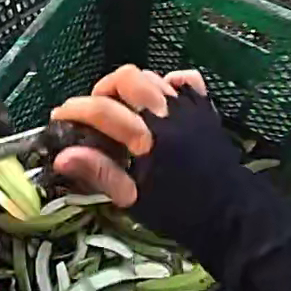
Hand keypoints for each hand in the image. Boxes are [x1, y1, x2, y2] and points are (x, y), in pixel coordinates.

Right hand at [49, 66, 240, 242]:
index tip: (60, 117)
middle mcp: (166, 114)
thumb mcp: (134, 199)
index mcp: (147, 137)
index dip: (75, 109)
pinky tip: (158, 100)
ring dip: (130, 87)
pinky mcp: (204, 109)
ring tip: (123, 108)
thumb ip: (99, 172)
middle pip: (126, 77)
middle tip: (94, 110)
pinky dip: (167, 83)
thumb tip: (62, 156)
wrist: (231, 215)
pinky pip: (184, 80)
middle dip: (103, 88)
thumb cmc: (178, 212)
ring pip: (151, 76)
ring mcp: (188, 107)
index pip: (101, 110)